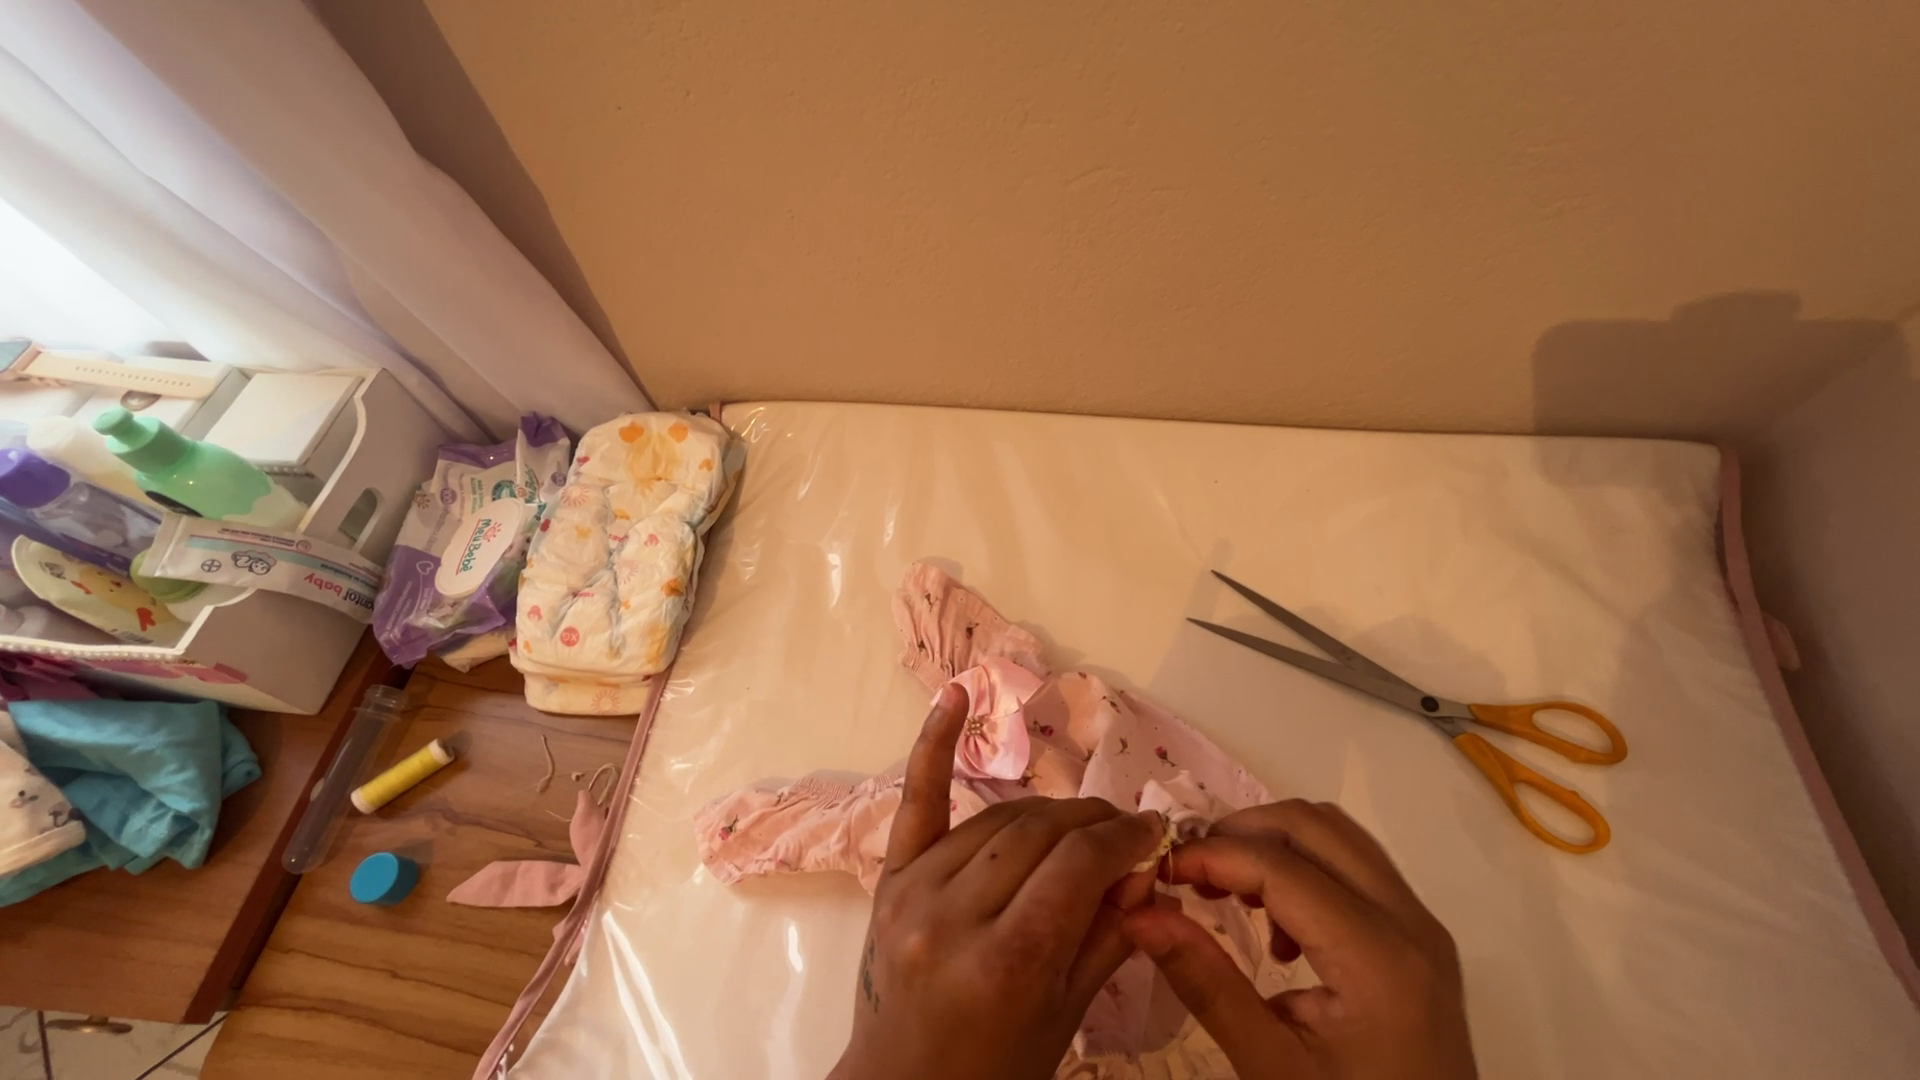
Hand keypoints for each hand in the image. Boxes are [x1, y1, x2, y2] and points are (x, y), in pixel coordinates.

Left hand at [829, 684, 1164, 1079]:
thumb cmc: (995, 1068)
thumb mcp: (1066, 1015)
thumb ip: (1109, 933)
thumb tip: (1145, 868)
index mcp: (1006, 961)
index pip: (1079, 864)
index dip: (1126, 838)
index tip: (1154, 832)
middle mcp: (954, 914)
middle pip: (1042, 833)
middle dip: (1096, 824)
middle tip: (1126, 832)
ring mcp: (914, 888)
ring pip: (1002, 820)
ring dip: (1051, 815)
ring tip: (1084, 825)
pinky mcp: (892, 875)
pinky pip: (918, 800)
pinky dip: (935, 744)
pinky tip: (955, 696)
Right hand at [1124, 800, 1476, 1078]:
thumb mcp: (1272, 1070)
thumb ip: (1206, 984)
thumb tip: (1138, 915)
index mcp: (1377, 958)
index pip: (1279, 866)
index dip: (1210, 856)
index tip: (1159, 872)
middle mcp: (1409, 922)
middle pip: (1312, 824)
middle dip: (1240, 833)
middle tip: (1191, 872)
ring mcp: (1420, 926)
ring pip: (1335, 833)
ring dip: (1271, 843)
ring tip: (1228, 890)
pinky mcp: (1418, 938)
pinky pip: (1352, 863)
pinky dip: (1302, 865)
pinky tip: (1277, 929)